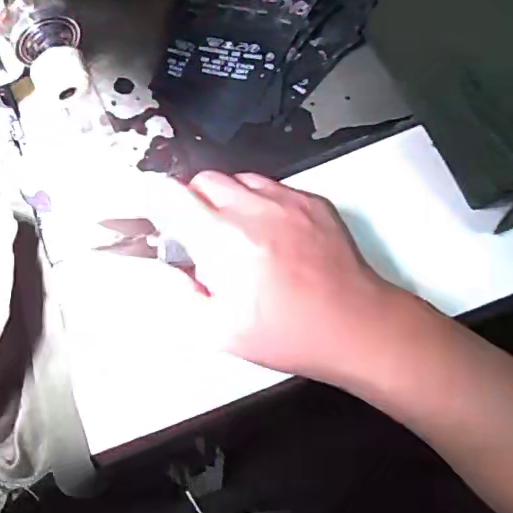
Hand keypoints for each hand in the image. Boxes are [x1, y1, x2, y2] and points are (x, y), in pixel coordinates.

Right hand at [137, 171, 409, 384]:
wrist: (356, 326)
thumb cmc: (294, 333)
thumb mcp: (220, 331)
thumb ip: (183, 294)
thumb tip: (171, 269)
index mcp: (225, 242)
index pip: (173, 196)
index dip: (157, 202)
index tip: (156, 212)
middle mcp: (255, 212)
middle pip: (203, 180)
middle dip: (192, 203)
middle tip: (199, 237)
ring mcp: (287, 203)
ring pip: (237, 179)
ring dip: (226, 200)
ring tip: (236, 238)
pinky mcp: (312, 203)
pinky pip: (272, 187)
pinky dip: (259, 203)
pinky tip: (267, 236)